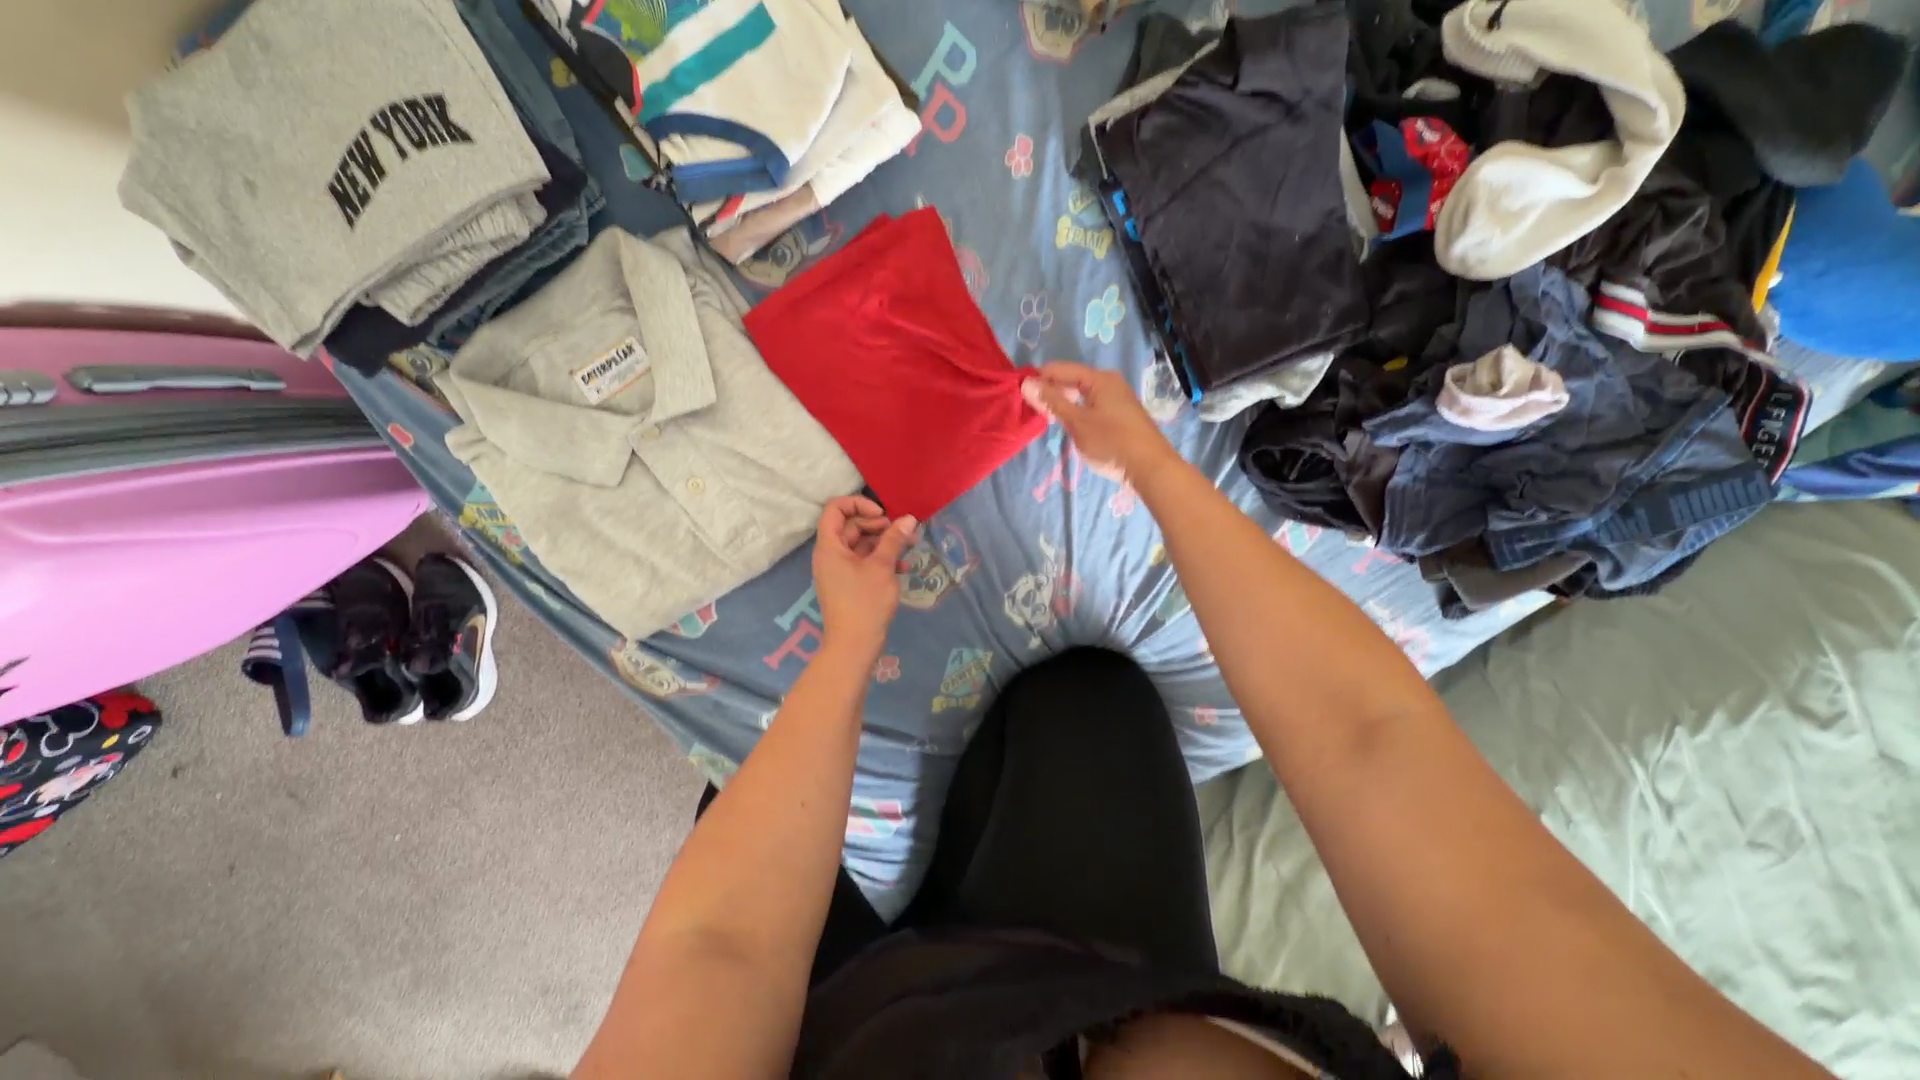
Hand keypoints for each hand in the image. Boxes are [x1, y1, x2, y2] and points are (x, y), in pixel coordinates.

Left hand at [812, 495, 918, 659]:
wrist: (854, 645)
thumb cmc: (865, 602)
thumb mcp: (882, 567)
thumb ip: (894, 539)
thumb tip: (909, 518)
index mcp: (829, 546)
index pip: (836, 509)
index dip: (859, 504)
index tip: (883, 515)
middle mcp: (830, 555)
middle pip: (850, 526)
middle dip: (878, 525)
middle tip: (902, 532)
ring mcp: (838, 571)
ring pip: (860, 545)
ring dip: (884, 543)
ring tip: (910, 547)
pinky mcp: (848, 584)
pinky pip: (863, 563)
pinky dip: (881, 560)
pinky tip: (903, 568)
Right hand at [1021, 361, 1179, 483]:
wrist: (1151, 469)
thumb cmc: (1112, 443)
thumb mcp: (1077, 422)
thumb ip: (1052, 402)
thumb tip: (1026, 383)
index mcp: (1100, 379)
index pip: (1060, 369)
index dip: (1039, 379)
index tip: (1020, 394)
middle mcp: (1110, 383)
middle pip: (1073, 381)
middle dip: (1052, 392)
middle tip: (1033, 411)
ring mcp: (1118, 399)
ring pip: (1082, 395)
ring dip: (1064, 405)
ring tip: (1048, 420)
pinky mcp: (1121, 416)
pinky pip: (1092, 406)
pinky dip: (1078, 413)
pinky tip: (1070, 426)